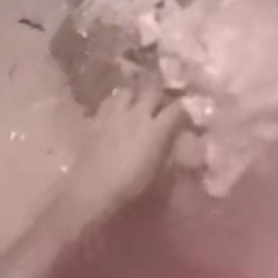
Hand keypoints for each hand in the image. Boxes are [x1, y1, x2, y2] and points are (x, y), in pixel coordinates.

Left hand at [56, 80, 184, 224]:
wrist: (94, 187)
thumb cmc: (130, 184)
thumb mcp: (157, 169)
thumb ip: (167, 149)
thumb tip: (173, 140)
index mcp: (157, 128)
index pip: (177, 109)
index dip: (182, 111)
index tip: (183, 117)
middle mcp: (138, 114)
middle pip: (153, 91)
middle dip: (159, 96)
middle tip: (159, 105)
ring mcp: (116, 112)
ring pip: (129, 90)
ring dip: (135, 95)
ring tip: (135, 103)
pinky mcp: (98, 116)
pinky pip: (109, 100)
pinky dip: (115, 102)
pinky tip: (115, 111)